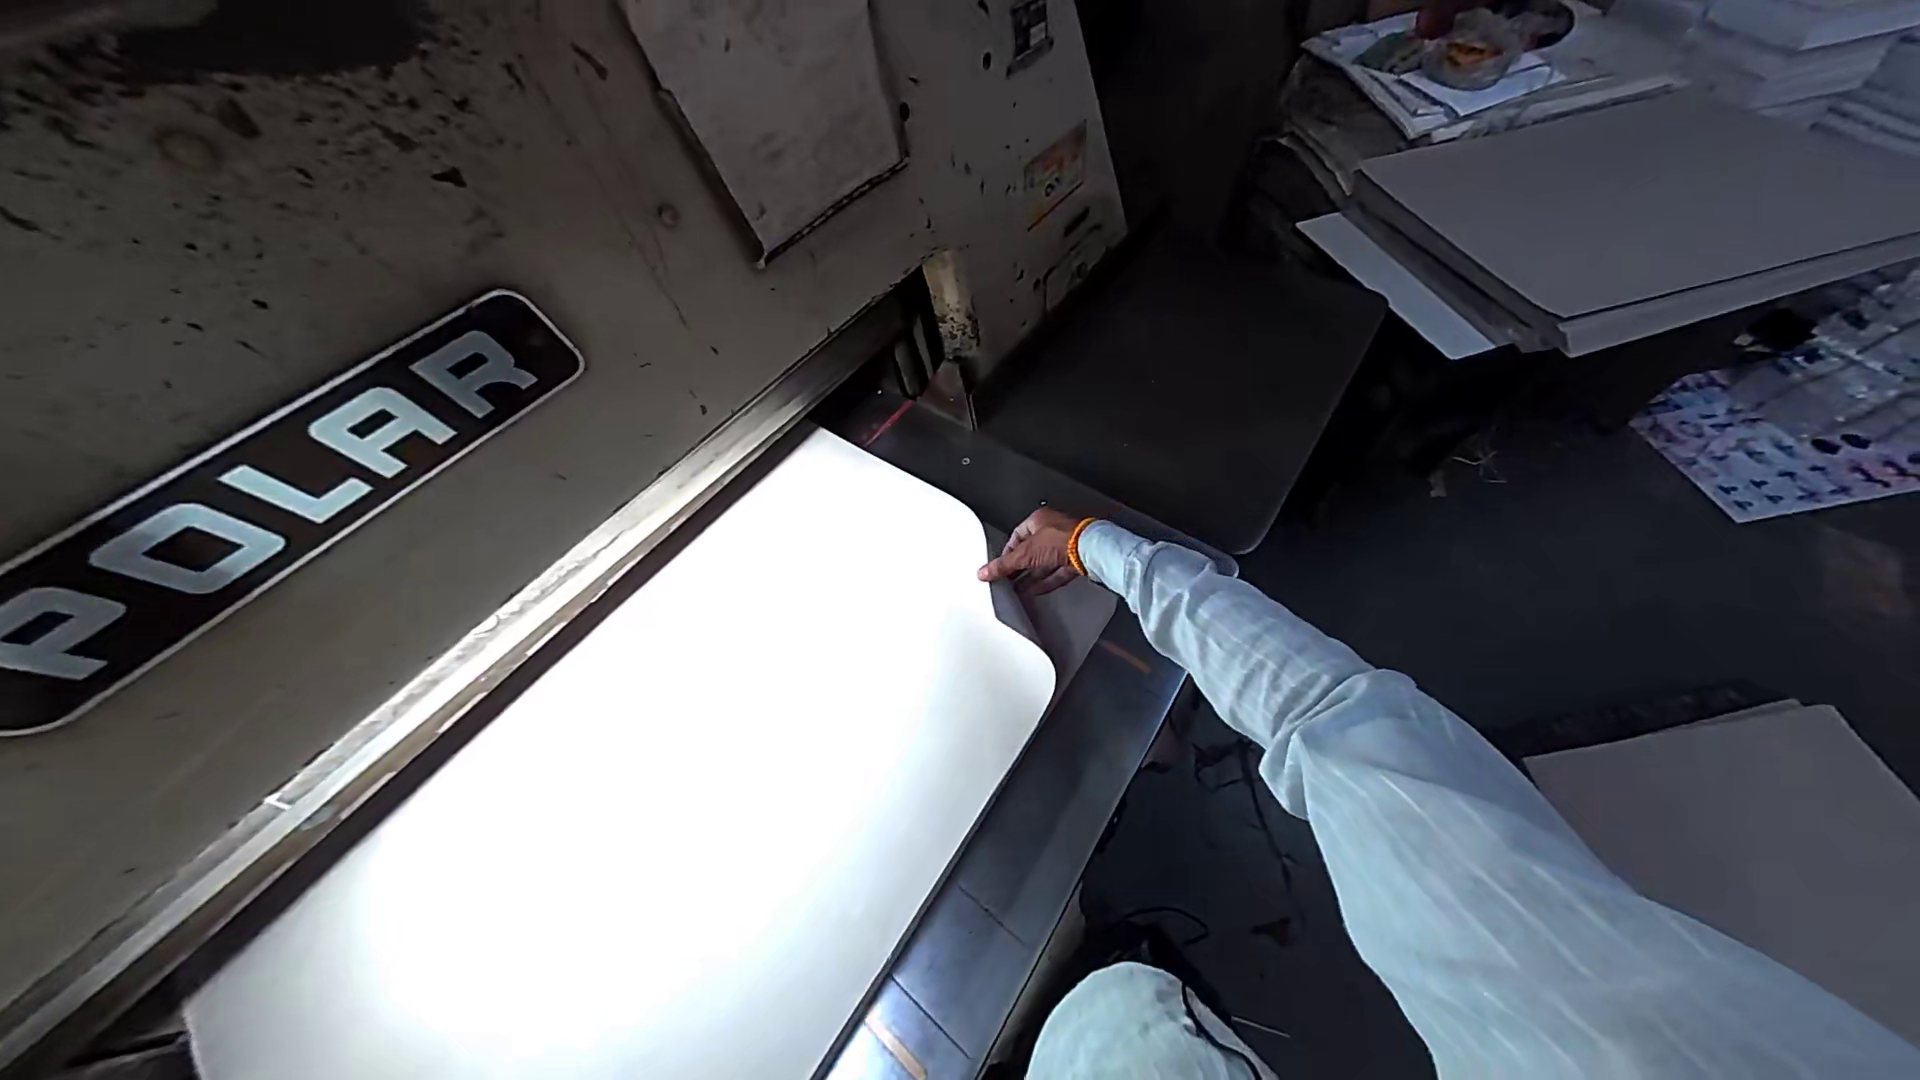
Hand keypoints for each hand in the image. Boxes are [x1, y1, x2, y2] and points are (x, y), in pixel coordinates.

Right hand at [977, 507, 1085, 595]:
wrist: (1091, 550)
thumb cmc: (1064, 538)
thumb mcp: (1026, 552)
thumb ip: (1004, 564)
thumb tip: (986, 571)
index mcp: (1039, 520)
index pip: (1016, 537)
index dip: (1007, 553)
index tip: (999, 566)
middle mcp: (1053, 530)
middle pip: (1030, 551)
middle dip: (1018, 567)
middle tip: (1007, 579)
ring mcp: (1065, 546)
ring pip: (1043, 563)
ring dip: (1030, 577)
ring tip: (1018, 589)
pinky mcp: (1074, 561)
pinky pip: (1055, 573)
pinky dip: (1044, 582)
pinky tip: (1035, 590)